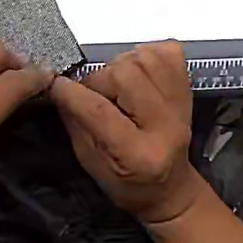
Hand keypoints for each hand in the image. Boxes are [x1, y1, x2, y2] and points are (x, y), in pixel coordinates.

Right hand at [50, 41, 207, 224]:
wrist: (170, 190)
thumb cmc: (125, 182)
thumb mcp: (89, 161)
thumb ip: (74, 120)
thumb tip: (57, 85)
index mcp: (138, 154)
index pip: (99, 110)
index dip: (70, 91)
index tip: (55, 84)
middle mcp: (165, 126)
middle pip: (125, 74)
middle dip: (99, 78)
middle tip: (94, 93)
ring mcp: (181, 106)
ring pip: (144, 58)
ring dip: (121, 65)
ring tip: (115, 84)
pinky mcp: (187, 91)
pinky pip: (168, 52)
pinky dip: (147, 54)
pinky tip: (136, 71)